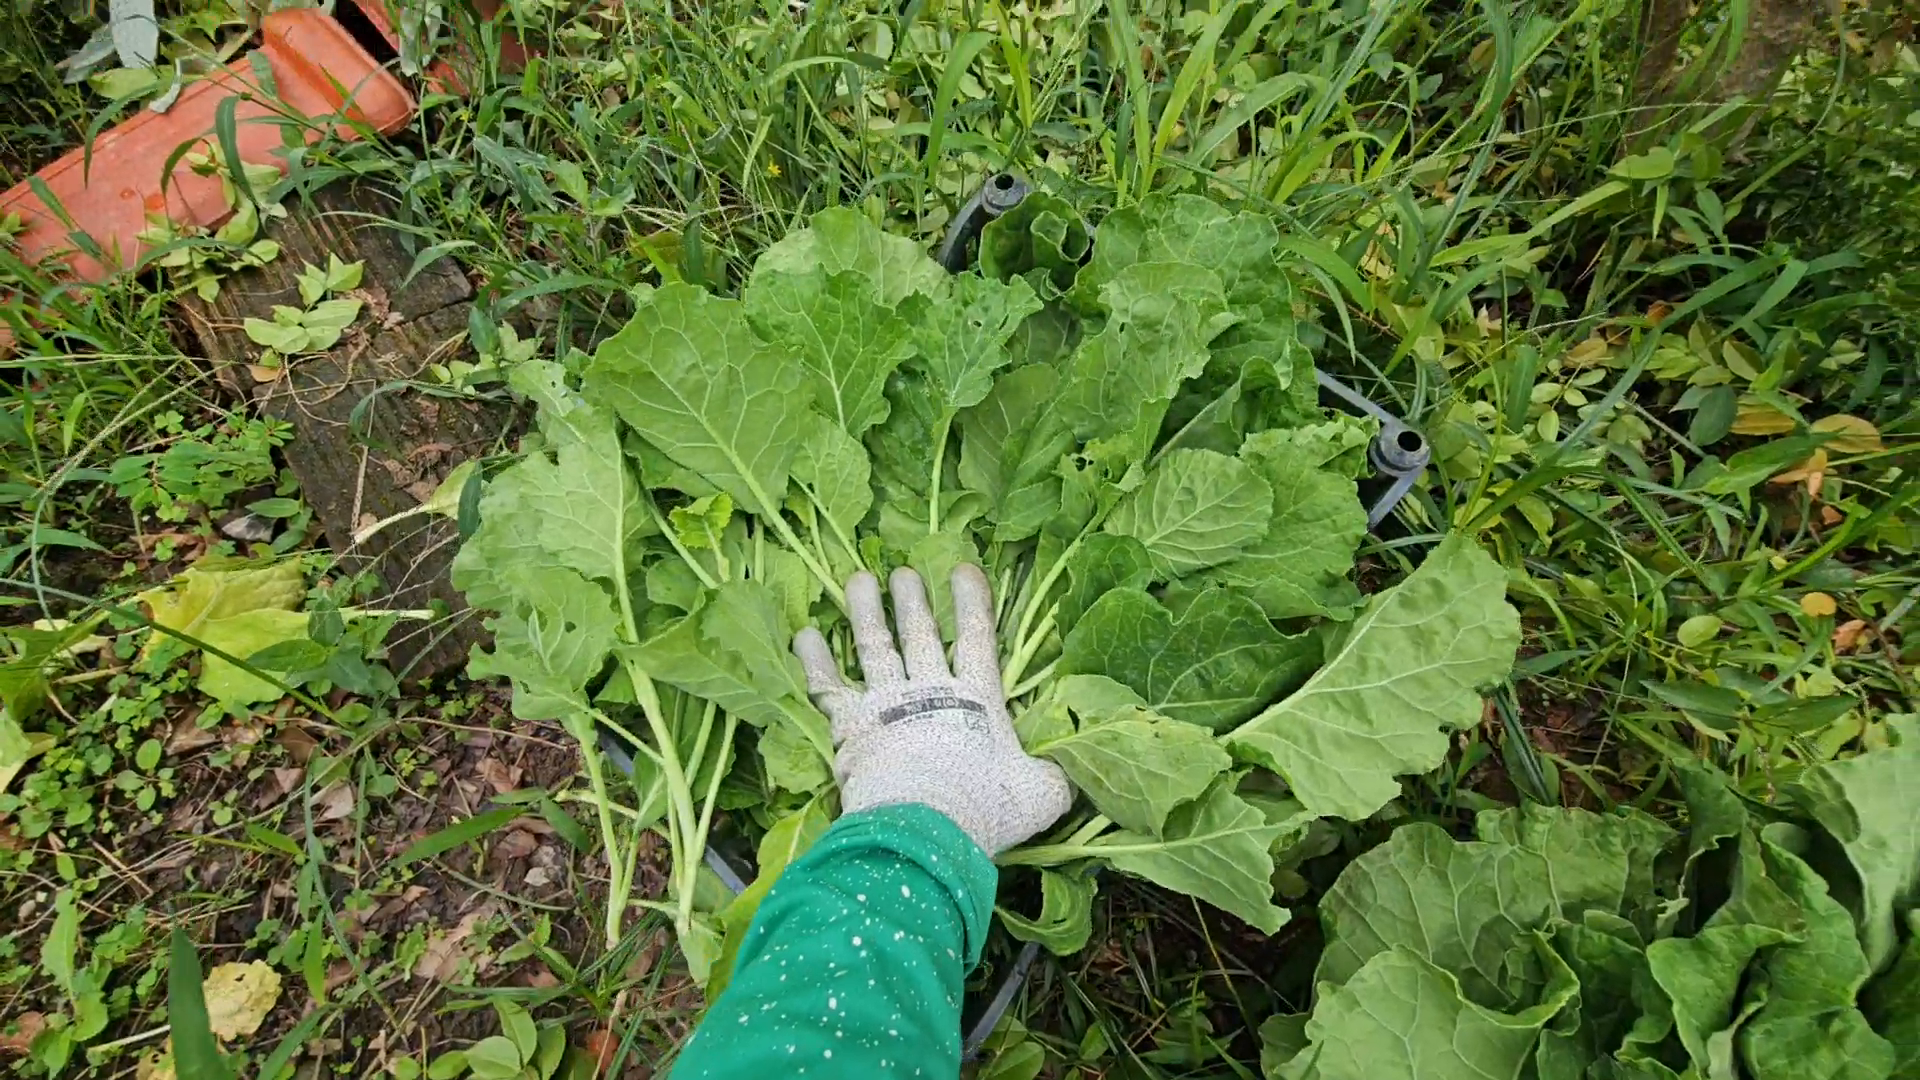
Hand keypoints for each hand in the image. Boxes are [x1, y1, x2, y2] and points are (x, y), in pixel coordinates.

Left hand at [792, 564, 1072, 854]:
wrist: (928, 827)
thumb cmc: (987, 808)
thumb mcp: (1042, 794)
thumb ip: (1057, 775)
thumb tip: (1077, 770)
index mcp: (975, 699)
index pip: (977, 638)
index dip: (973, 603)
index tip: (965, 569)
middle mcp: (928, 690)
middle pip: (919, 634)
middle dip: (913, 601)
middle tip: (904, 572)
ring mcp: (886, 703)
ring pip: (875, 646)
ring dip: (866, 612)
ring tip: (858, 580)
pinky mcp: (851, 725)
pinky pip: (828, 687)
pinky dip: (815, 661)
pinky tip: (804, 635)